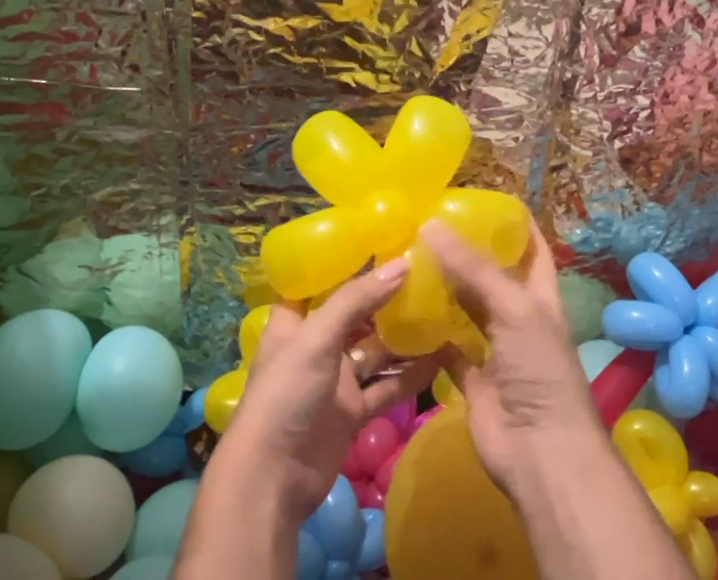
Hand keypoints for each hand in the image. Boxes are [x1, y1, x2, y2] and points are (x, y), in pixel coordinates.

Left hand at [217, 258, 441, 521]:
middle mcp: (316, 345)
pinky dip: (411, 374)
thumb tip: (403, 262)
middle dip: (386, 296)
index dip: (348, 261)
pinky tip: (442, 356)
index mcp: (295, 321)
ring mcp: (336, 380)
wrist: (274, 478)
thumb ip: (357, 300)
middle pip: (355, 313)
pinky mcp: (354, 411)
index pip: (321, 281)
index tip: (385, 238)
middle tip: (428, 270)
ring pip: (376, 350)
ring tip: (443, 309)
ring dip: (404, 334)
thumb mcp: (317, 338)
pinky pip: (387, 386)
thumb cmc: (285, 395)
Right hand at [420, 219, 605, 493]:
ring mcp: (494, 348)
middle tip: (423, 225)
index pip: (529, 248)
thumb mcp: (515, 308)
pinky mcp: (470, 377)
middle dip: (463, 252)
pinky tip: (401, 310)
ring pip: (464, 308)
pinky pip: (446, 346)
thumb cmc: (540, 369)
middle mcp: (517, 316)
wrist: (539, 450)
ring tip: (406, 257)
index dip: (510, 223)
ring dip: (441, 288)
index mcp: (539, 295)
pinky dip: (428, 332)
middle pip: (489, 276)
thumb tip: (429, 224)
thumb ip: (473, 268)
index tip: (476, 199)